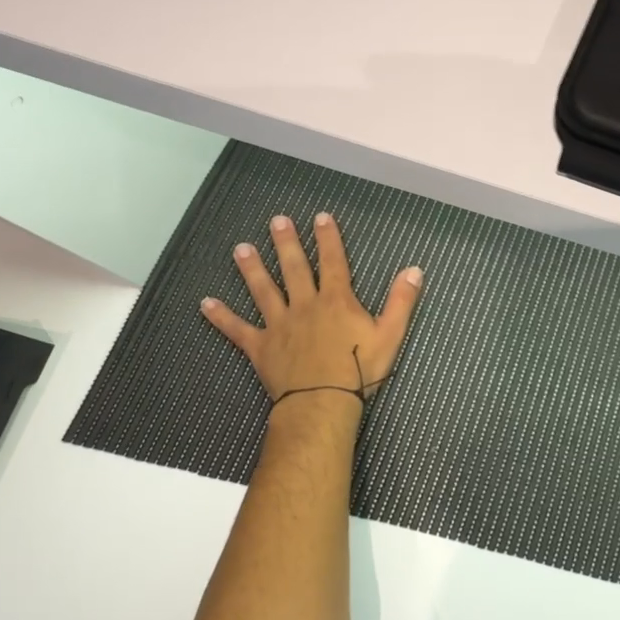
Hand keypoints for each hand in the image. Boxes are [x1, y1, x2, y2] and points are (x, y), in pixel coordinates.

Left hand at [200, 212, 423, 402]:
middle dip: (286, 243)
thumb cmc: (360, 370)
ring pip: (263, 291)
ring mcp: (280, 325)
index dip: (328, 238)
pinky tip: (205, 303)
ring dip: (251, 269)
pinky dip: (221, 316)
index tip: (321, 217)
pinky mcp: (261, 347)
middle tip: (276, 221)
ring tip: (240, 248)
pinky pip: (237, 329)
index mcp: (337, 301)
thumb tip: (414, 269)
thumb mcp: (391, 334)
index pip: (334, 262)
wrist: (323, 402)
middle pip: (294, 268)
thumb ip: (402, 301)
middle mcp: (306, 306)